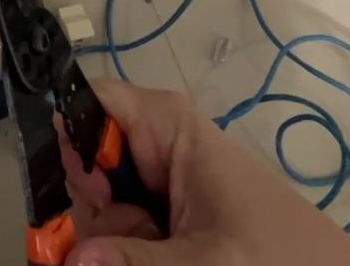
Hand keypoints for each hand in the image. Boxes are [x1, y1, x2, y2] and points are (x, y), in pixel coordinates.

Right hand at [63, 79, 349, 265]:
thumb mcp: (206, 263)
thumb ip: (133, 260)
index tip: (94, 193)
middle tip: (128, 242)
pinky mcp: (167, 208)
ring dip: (114, 238)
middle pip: (88, 159)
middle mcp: (157, 140)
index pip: (91, 100)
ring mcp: (161, 176)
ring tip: (160, 258)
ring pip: (101, 199)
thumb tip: (71, 260)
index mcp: (165, 123)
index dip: (75, 142)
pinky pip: (124, 221)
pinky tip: (154, 260)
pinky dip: (127, 247)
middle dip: (98, 209)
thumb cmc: (277, 258)